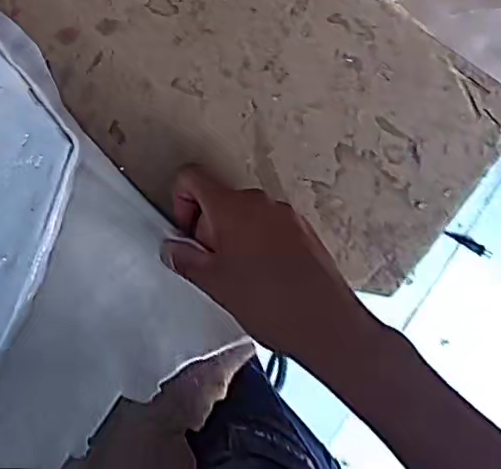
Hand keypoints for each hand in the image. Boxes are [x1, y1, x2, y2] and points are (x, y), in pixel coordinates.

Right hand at [159, 164, 376, 363]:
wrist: (328, 325)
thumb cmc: (271, 303)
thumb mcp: (215, 285)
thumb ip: (186, 260)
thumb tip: (172, 248)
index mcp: (231, 207)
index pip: (192, 176)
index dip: (180, 200)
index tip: (187, 233)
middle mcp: (258, 200)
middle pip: (219, 198)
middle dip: (208, 227)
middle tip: (212, 265)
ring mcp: (284, 213)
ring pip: (244, 213)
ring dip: (233, 236)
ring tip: (241, 277)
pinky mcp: (302, 229)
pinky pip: (268, 224)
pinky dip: (258, 242)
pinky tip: (264, 278)